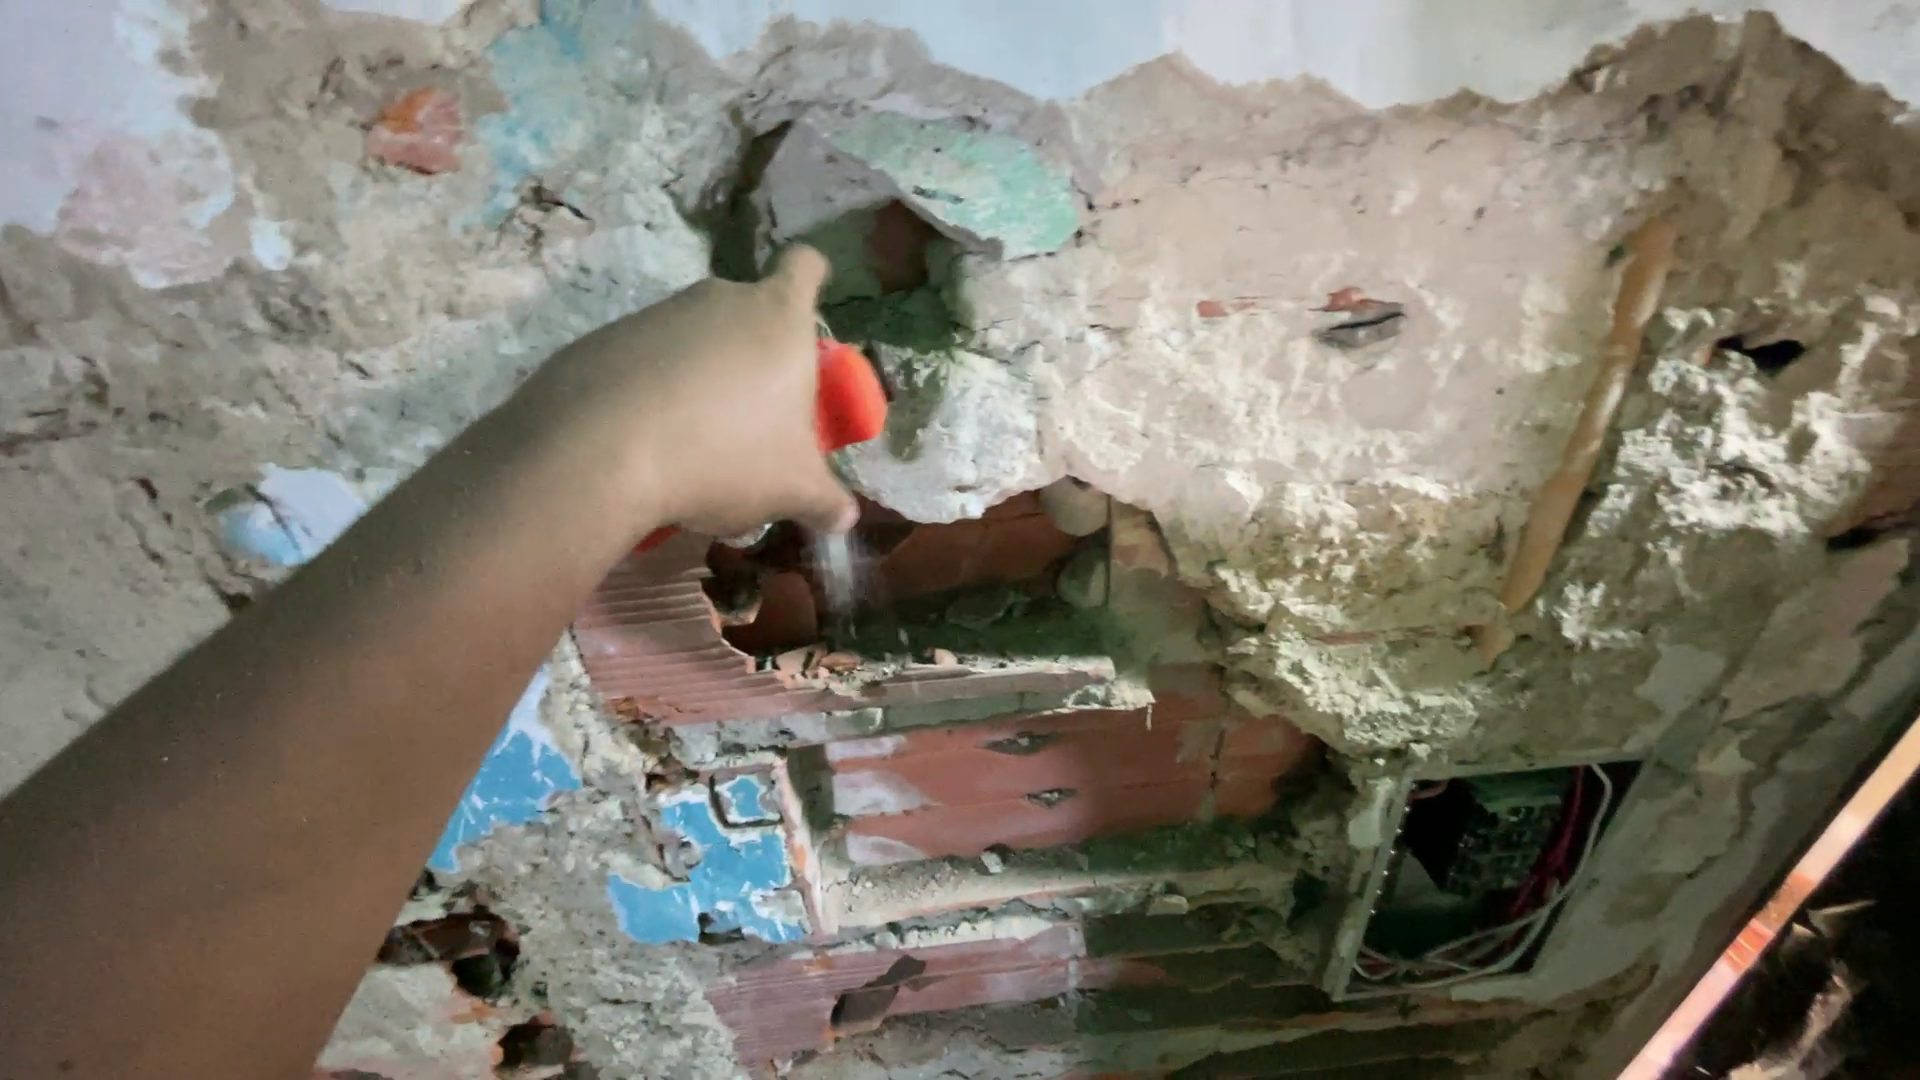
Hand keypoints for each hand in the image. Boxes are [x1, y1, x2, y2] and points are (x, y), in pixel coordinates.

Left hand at [514, 246, 858, 540]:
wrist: (600, 454)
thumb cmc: (727, 456)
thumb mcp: (793, 490)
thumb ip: (827, 502)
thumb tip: (845, 518)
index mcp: (779, 318)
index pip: (806, 266)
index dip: (813, 279)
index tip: (809, 311)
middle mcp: (719, 300)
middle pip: (751, 312)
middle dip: (760, 356)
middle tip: (760, 416)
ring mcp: (657, 314)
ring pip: (698, 339)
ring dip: (708, 379)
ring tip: (700, 445)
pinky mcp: (604, 338)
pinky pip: (649, 359)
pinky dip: (658, 391)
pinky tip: (651, 443)